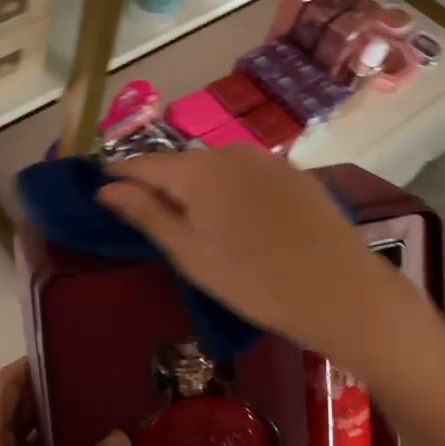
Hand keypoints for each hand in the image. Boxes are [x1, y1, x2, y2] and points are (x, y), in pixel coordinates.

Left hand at [0, 359, 129, 445]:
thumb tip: (122, 436)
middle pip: (24, 403)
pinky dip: (67, 443)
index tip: (65, 351)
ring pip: (36, 429)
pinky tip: (99, 444)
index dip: (30, 363)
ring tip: (101, 401)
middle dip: (53, 386)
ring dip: (62, 416)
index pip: (7, 385)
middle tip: (93, 373)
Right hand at [96, 147, 402, 365]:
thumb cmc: (256, 283)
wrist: (345, 294)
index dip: (116, 176)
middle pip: (179, 165)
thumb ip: (146, 214)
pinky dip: (232, 192)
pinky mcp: (294, 173)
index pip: (140, 164)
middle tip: (155, 226)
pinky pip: (246, 175)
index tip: (99, 192)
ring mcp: (266, 159)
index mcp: (196, 171)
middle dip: (160, 187)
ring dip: (198, 190)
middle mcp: (228, 151)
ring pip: (214, 169)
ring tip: (201, 230)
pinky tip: (244, 226)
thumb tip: (105, 188)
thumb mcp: (191, 256)